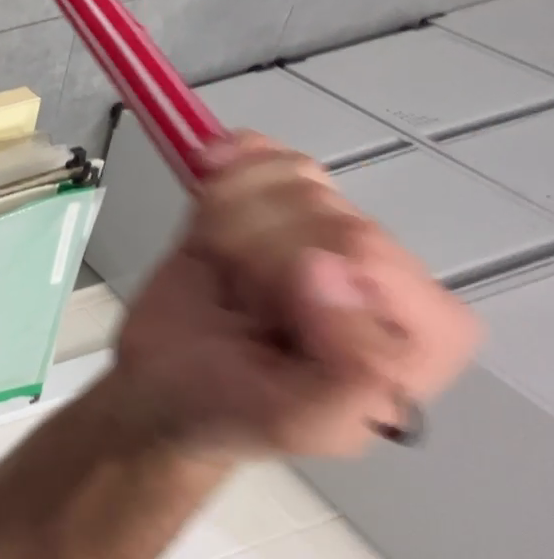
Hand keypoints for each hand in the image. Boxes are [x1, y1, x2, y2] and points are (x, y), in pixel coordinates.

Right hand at [109, 133, 481, 462]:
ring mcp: (314, 231)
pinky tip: (208, 177)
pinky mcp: (259, 205)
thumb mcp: (303, 420)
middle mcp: (379, 273)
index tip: (263, 312)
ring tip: (226, 272)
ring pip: (284, 176)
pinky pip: (257, 154)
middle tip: (241, 303)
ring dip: (229, 219)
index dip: (291, 268)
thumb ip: (350, 365)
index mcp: (418, 326)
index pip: (361, 247)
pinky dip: (225, 161)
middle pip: (317, 209)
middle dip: (255, 251)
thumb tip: (326, 269)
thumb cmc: (230, 412)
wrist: (158, 387)